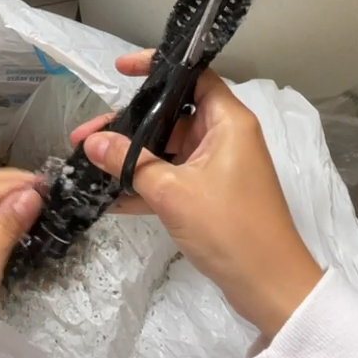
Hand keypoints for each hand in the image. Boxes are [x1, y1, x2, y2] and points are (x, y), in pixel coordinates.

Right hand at [72, 51, 324, 337]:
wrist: (271, 290)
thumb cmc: (230, 228)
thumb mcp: (172, 192)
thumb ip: (129, 162)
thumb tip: (91, 141)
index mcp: (228, 122)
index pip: (194, 75)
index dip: (158, 67)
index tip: (121, 70)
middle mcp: (224, 136)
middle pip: (170, 114)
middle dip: (127, 124)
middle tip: (87, 133)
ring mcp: (217, 166)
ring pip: (166, 148)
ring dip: (131, 157)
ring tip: (88, 161)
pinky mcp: (210, 193)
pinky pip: (171, 176)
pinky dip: (145, 183)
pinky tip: (108, 196)